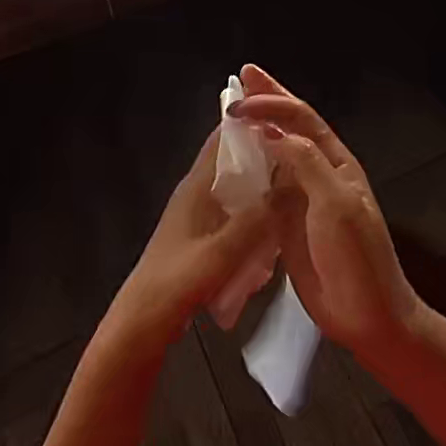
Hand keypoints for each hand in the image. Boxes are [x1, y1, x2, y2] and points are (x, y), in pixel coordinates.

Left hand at [107, 122, 278, 349]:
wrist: (142, 325)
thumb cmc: (178, 283)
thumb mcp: (224, 252)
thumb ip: (258, 219)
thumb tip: (293, 182)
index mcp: (197, 186)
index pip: (223, 139)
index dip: (251, 123)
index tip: (286, 121)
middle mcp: (197, 194)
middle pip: (234, 163)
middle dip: (265, 160)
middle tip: (302, 163)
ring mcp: (199, 217)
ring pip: (237, 191)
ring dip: (262, 191)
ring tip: (296, 195)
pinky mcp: (202, 239)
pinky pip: (235, 216)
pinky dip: (254, 218)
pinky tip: (275, 234)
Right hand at [230, 65, 422, 358]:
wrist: (366, 314)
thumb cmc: (357, 256)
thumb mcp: (336, 204)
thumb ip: (306, 163)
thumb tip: (271, 130)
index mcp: (335, 161)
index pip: (301, 119)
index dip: (272, 103)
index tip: (240, 101)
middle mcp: (318, 171)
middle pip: (291, 124)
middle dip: (269, 98)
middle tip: (244, 74)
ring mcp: (302, 195)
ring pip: (276, 150)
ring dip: (257, 126)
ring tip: (233, 108)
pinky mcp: (287, 219)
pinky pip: (265, 184)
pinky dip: (250, 165)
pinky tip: (232, 159)